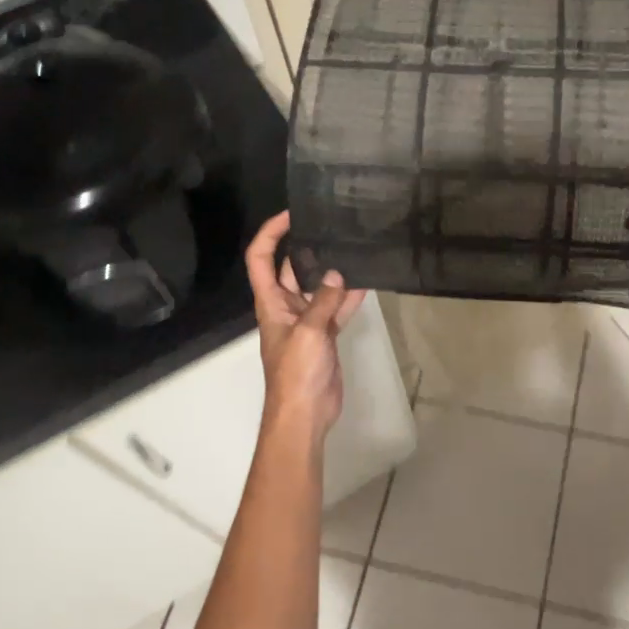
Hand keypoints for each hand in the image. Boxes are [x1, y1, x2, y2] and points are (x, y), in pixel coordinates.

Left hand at [244, 211, 367, 440]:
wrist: (305, 414)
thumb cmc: (296, 372)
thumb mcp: (309, 332)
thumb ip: (323, 301)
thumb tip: (339, 274)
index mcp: (270, 303)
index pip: (260, 258)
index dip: (270, 234)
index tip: (291, 215)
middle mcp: (286, 307)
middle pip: (290, 269)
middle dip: (307, 247)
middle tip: (332, 226)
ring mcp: (307, 322)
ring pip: (319, 288)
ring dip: (333, 272)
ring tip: (353, 247)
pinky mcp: (325, 336)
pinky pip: (337, 309)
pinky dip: (350, 297)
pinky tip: (368, 281)